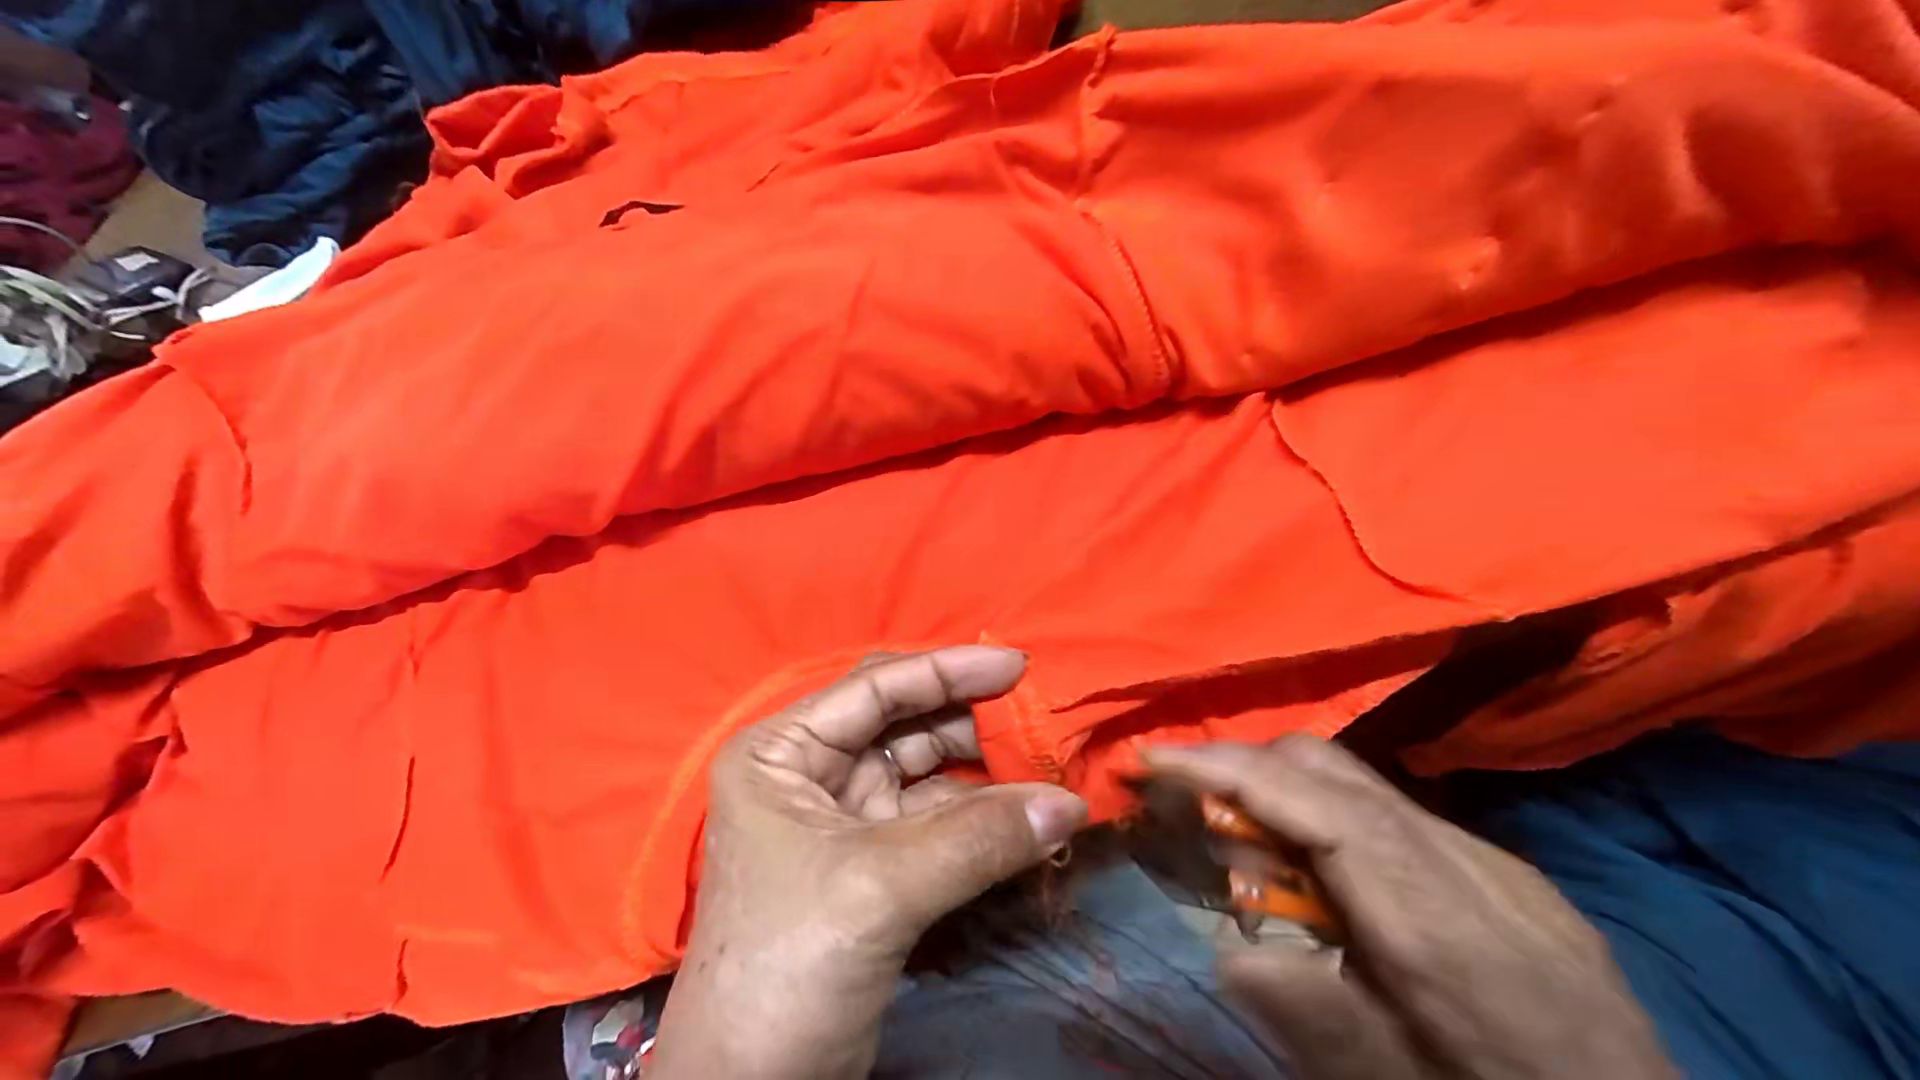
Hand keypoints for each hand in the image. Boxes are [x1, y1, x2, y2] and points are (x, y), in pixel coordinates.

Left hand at [650, 646, 1087, 1079]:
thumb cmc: (789, 962)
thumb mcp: (880, 887)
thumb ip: (978, 839)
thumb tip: (1069, 802)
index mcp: (784, 751)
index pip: (875, 688)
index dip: (947, 671)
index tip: (1017, 664)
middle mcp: (811, 771)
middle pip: (904, 724)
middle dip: (972, 720)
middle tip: (1040, 719)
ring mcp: (843, 818)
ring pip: (926, 772)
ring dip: (985, 771)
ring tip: (1047, 765)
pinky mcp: (874, 863)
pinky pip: (938, 820)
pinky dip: (982, 817)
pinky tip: (1029, 814)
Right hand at [1146, 737, 1676, 1079]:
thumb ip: (1317, 1018)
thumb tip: (1224, 947)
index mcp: (1448, 930)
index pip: (1322, 806)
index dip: (1230, 770)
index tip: (1152, 760)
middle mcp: (1473, 869)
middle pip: (1333, 768)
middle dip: (1240, 765)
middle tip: (1179, 802)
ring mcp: (1495, 861)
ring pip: (1356, 777)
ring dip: (1277, 785)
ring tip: (1234, 833)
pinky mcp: (1504, 869)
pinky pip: (1386, 807)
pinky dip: (1322, 810)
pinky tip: (1314, 866)